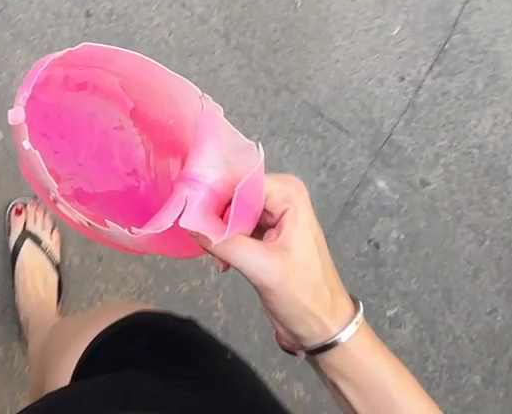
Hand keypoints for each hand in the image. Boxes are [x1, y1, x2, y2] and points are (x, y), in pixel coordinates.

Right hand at [198, 174, 356, 348]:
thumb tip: (185, 220)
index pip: (238, 179)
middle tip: (196, 232)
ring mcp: (274, 213)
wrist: (326, 331)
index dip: (213, 191)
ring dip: (218, 229)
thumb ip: (221, 241)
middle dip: (214, 213)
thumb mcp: (261, 268)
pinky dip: (225, 239)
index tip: (188, 207)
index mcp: (287, 194)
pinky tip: (222, 260)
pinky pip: (236, 224)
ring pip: (231, 209)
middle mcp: (281, 195)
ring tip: (211, 251)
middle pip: (233, 192)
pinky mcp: (266, 232)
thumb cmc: (303, 296)